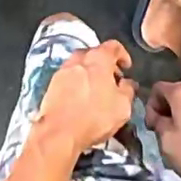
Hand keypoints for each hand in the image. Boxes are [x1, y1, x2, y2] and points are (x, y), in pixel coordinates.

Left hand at [32, 41, 136, 156]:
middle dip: (106, 66)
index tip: (126, 68)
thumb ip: (128, 90)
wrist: (58, 133)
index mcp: (100, 57)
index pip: (115, 46)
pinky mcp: (52, 83)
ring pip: (81, 66)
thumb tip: (127, 83)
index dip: (123, 55)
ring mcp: (64, 69)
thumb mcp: (122, 107)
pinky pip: (69, 78)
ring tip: (95, 91)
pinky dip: (77, 84)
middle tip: (112, 82)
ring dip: (89, 74)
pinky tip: (80, 100)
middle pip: (96, 54)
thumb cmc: (94, 117)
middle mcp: (80, 57)